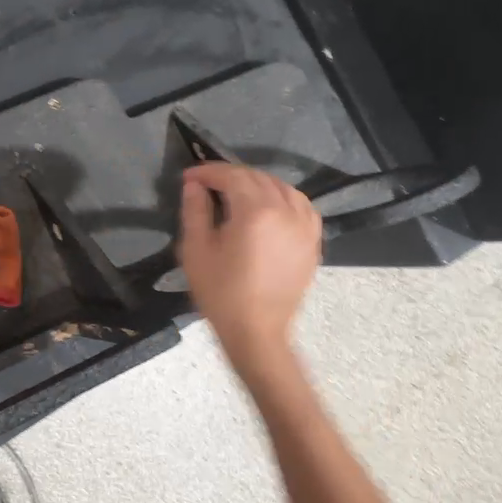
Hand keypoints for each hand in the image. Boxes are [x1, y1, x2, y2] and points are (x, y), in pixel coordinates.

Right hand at [179, 162, 322, 375]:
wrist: (257, 331)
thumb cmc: (220, 293)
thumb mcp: (196, 250)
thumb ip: (195, 210)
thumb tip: (194, 185)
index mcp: (255, 212)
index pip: (232, 176)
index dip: (208, 171)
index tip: (189, 176)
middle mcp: (285, 212)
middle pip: (257, 178)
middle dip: (230, 175)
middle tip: (206, 183)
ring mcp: (304, 226)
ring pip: (282, 188)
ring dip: (257, 183)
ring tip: (236, 192)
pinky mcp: (312, 241)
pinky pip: (301, 206)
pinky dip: (283, 197)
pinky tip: (269, 206)